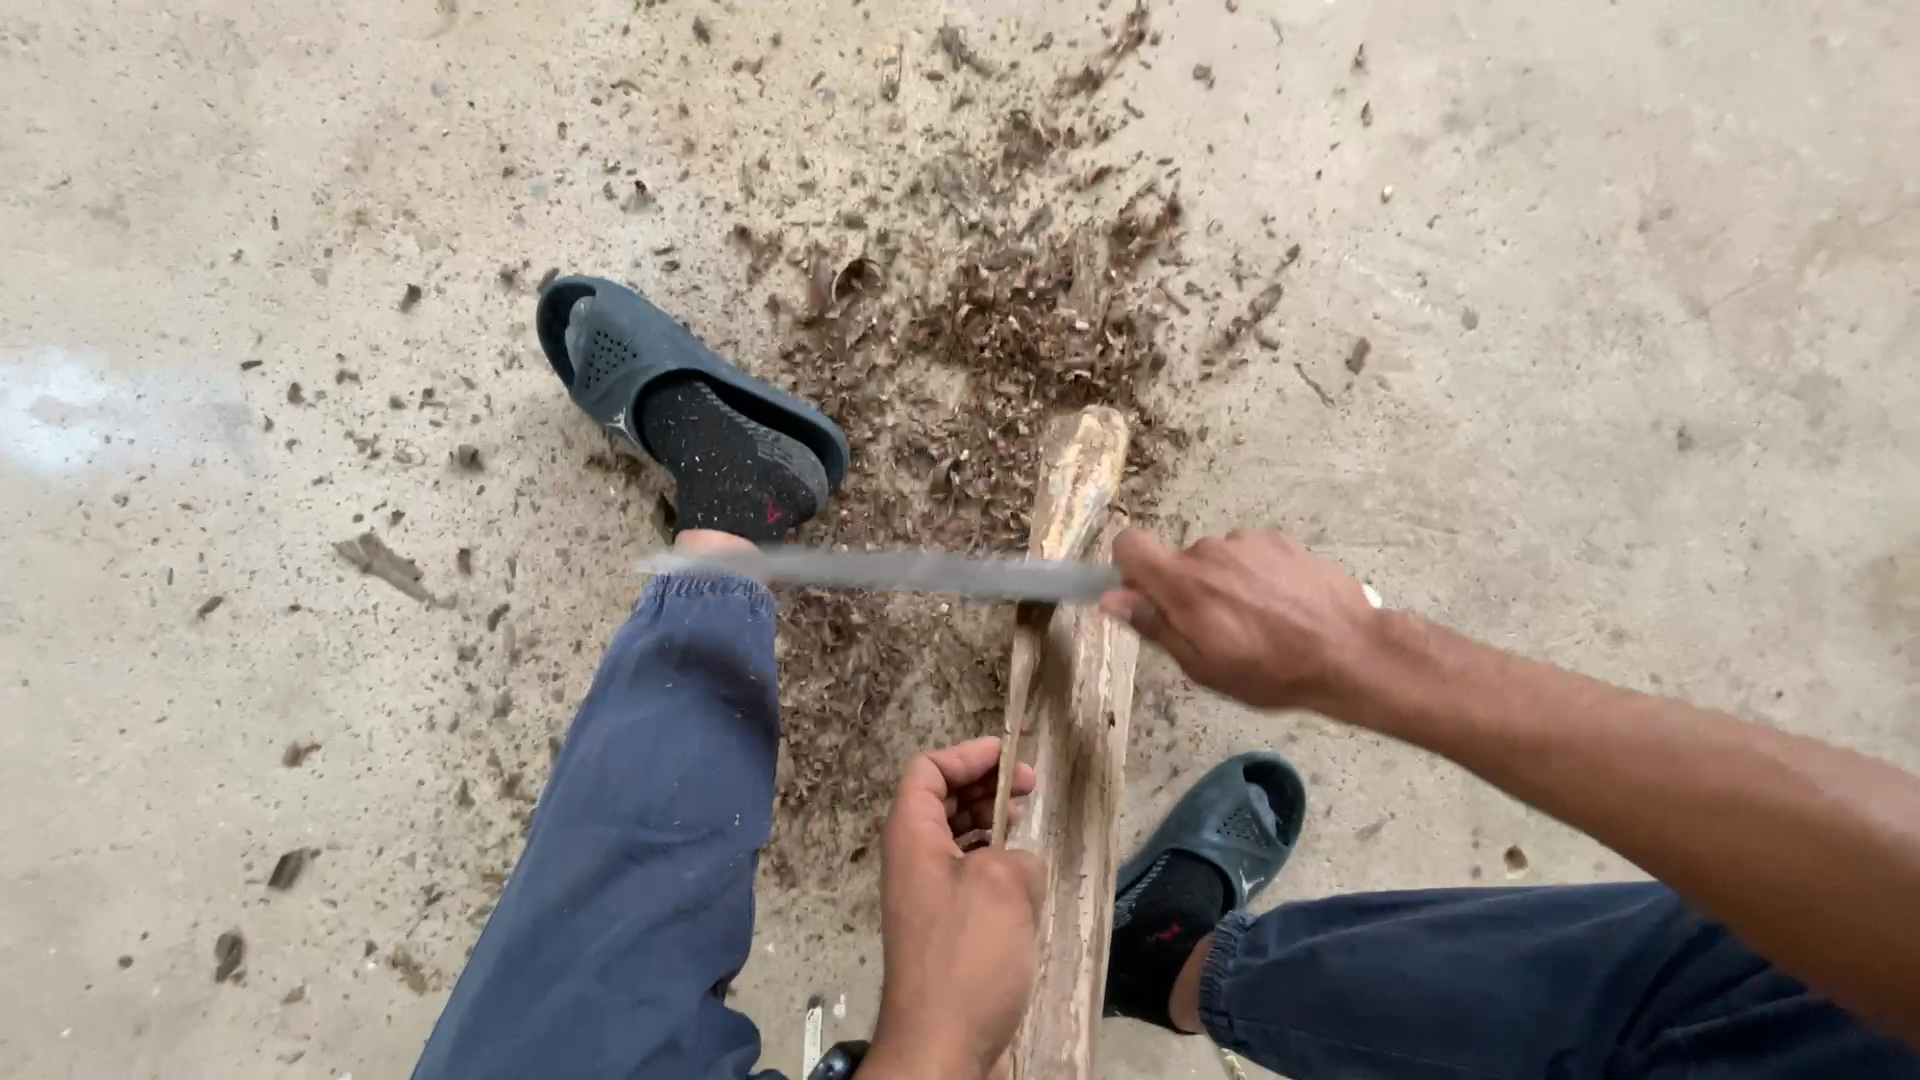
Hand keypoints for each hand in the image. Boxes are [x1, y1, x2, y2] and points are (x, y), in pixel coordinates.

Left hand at [865, 738, 1043, 1079]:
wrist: (941, 1047)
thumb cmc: (967, 955)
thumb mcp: (1003, 885)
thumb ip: (1017, 854)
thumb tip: (1019, 863)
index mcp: (911, 835)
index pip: (928, 769)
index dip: (967, 754)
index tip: (1009, 754)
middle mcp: (911, 858)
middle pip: (941, 798)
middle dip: (984, 783)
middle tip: (1030, 786)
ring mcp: (925, 894)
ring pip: (956, 836)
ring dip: (990, 820)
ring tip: (1027, 820)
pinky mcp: (943, 927)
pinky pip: (966, 872)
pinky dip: (993, 859)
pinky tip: (1024, 872)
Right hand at [1102, 528, 1378, 709]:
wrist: (1349, 651)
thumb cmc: (1269, 670)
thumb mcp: (1201, 665)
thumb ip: (1154, 625)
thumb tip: (1110, 599)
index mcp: (1183, 583)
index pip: (1128, 545)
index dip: (1128, 568)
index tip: (1147, 597)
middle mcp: (1208, 550)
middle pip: (1176, 561)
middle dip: (1184, 589)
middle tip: (1214, 629)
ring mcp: (1246, 542)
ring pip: (1213, 560)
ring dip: (1222, 583)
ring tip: (1256, 620)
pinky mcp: (1278, 540)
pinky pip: (1246, 554)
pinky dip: (1252, 575)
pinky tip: (1279, 605)